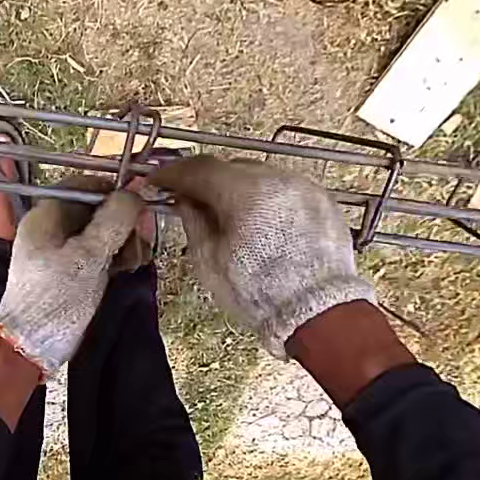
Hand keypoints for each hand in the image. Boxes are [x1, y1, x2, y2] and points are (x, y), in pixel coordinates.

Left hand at [0, 189, 144, 375]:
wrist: (32, 346)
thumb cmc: (56, 298)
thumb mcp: (89, 256)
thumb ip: (113, 220)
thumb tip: (135, 192)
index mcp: (47, 215)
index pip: (86, 186)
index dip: (115, 192)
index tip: (140, 207)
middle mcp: (53, 228)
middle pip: (98, 209)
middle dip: (123, 223)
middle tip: (139, 243)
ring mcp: (62, 250)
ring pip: (102, 232)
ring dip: (124, 242)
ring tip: (133, 261)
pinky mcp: (71, 271)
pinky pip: (99, 253)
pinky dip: (115, 257)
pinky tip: (126, 269)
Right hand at [150, 155, 375, 355]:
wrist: (318, 311)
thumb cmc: (259, 293)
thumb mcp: (209, 261)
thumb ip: (193, 221)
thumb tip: (185, 200)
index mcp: (245, 193)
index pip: (200, 169)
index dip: (173, 173)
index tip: (159, 180)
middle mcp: (276, 180)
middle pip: (230, 168)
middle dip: (206, 181)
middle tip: (189, 198)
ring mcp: (302, 187)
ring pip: (258, 176)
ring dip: (237, 189)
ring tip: (227, 215)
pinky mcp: (320, 199)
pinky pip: (283, 189)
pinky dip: (265, 199)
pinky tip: (258, 222)